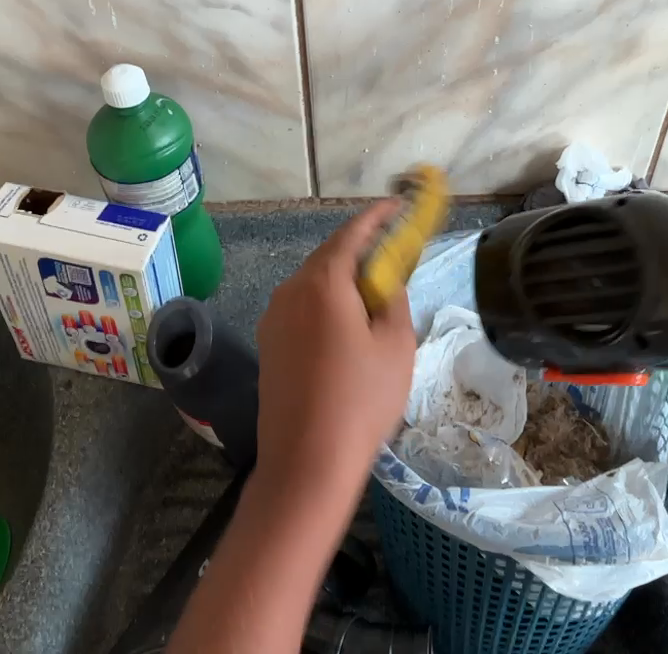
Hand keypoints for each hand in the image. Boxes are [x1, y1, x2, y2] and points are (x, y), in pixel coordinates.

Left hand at [253, 200, 416, 500]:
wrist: (306, 461)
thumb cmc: (361, 399)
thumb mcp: (396, 344)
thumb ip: (393, 297)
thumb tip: (385, 277)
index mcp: (324, 282)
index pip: (353, 232)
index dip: (378, 217)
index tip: (399, 207)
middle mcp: (291, 288)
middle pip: (330, 254)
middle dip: (362, 248)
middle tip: (393, 252)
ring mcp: (274, 315)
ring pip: (314, 281)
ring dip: (343, 277)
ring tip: (374, 289)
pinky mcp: (268, 341)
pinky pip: (302, 305)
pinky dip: (326, 300)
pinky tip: (345, 321)